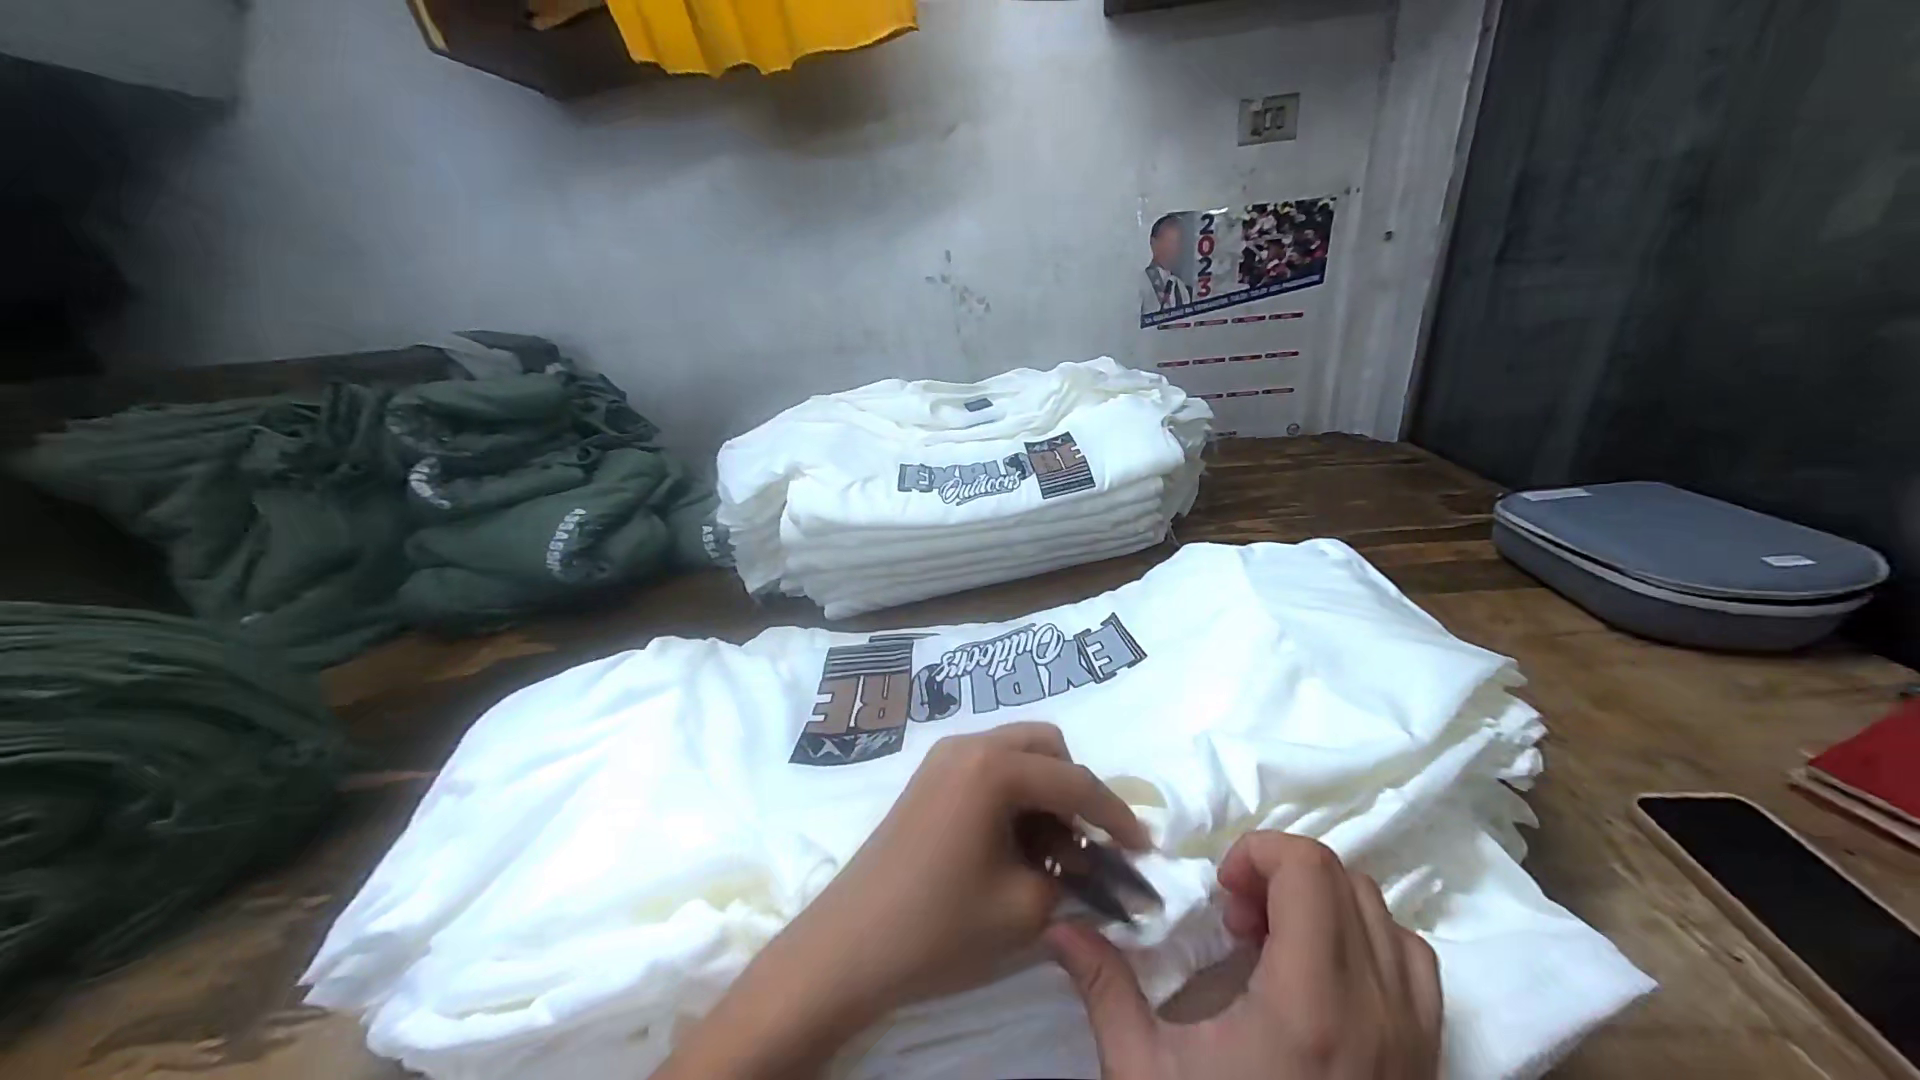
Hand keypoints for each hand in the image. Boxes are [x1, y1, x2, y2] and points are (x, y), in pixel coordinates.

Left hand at [656, 721, 1146, 1079]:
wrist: (848, 945)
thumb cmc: (939, 926)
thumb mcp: (1025, 907)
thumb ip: (1071, 875)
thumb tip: (1087, 861)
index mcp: (994, 767)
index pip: (1076, 782)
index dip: (1117, 816)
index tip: (1145, 847)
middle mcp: (968, 745)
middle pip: (1046, 747)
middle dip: (1076, 789)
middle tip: (1088, 842)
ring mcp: (942, 758)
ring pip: (1015, 754)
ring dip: (1044, 790)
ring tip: (1053, 848)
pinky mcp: (927, 778)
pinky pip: (987, 768)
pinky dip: (1013, 794)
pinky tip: (1015, 841)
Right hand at [1046, 832, 1441, 1079]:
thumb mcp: (1146, 1072)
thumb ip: (1105, 988)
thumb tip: (1058, 927)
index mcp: (1309, 1004)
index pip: (1309, 869)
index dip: (1258, 853)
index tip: (1222, 894)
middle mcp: (1376, 1009)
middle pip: (1343, 878)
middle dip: (1281, 875)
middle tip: (1238, 918)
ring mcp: (1414, 1037)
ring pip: (1383, 913)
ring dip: (1322, 904)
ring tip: (1277, 945)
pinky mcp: (1429, 1059)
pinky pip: (1413, 962)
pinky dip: (1367, 940)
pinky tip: (1322, 974)